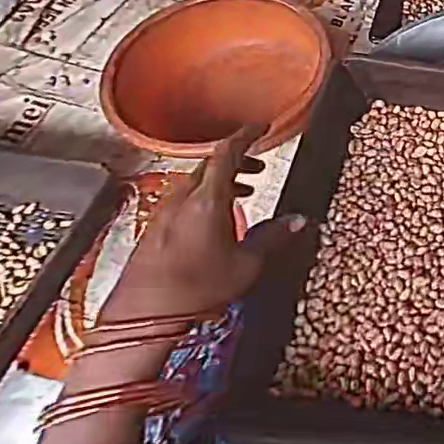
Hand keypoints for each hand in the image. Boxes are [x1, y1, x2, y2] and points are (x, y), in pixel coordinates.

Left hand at [98, 125, 305, 322]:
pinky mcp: (155, 227)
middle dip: (236, 162)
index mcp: (207, 200)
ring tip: (242, 193)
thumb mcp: (246, 264)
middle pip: (210, 165)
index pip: (227, 154)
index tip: (258, 128)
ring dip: (220, 180)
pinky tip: (216, 218)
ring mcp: (165, 211)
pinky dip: (204, 196)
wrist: (144, 315)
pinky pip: (184, 198)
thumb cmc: (196, 289)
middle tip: (258, 168)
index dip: (245, 137)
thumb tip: (299, 221)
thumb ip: (273, 237)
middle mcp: (183, 199)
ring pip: (196, 182)